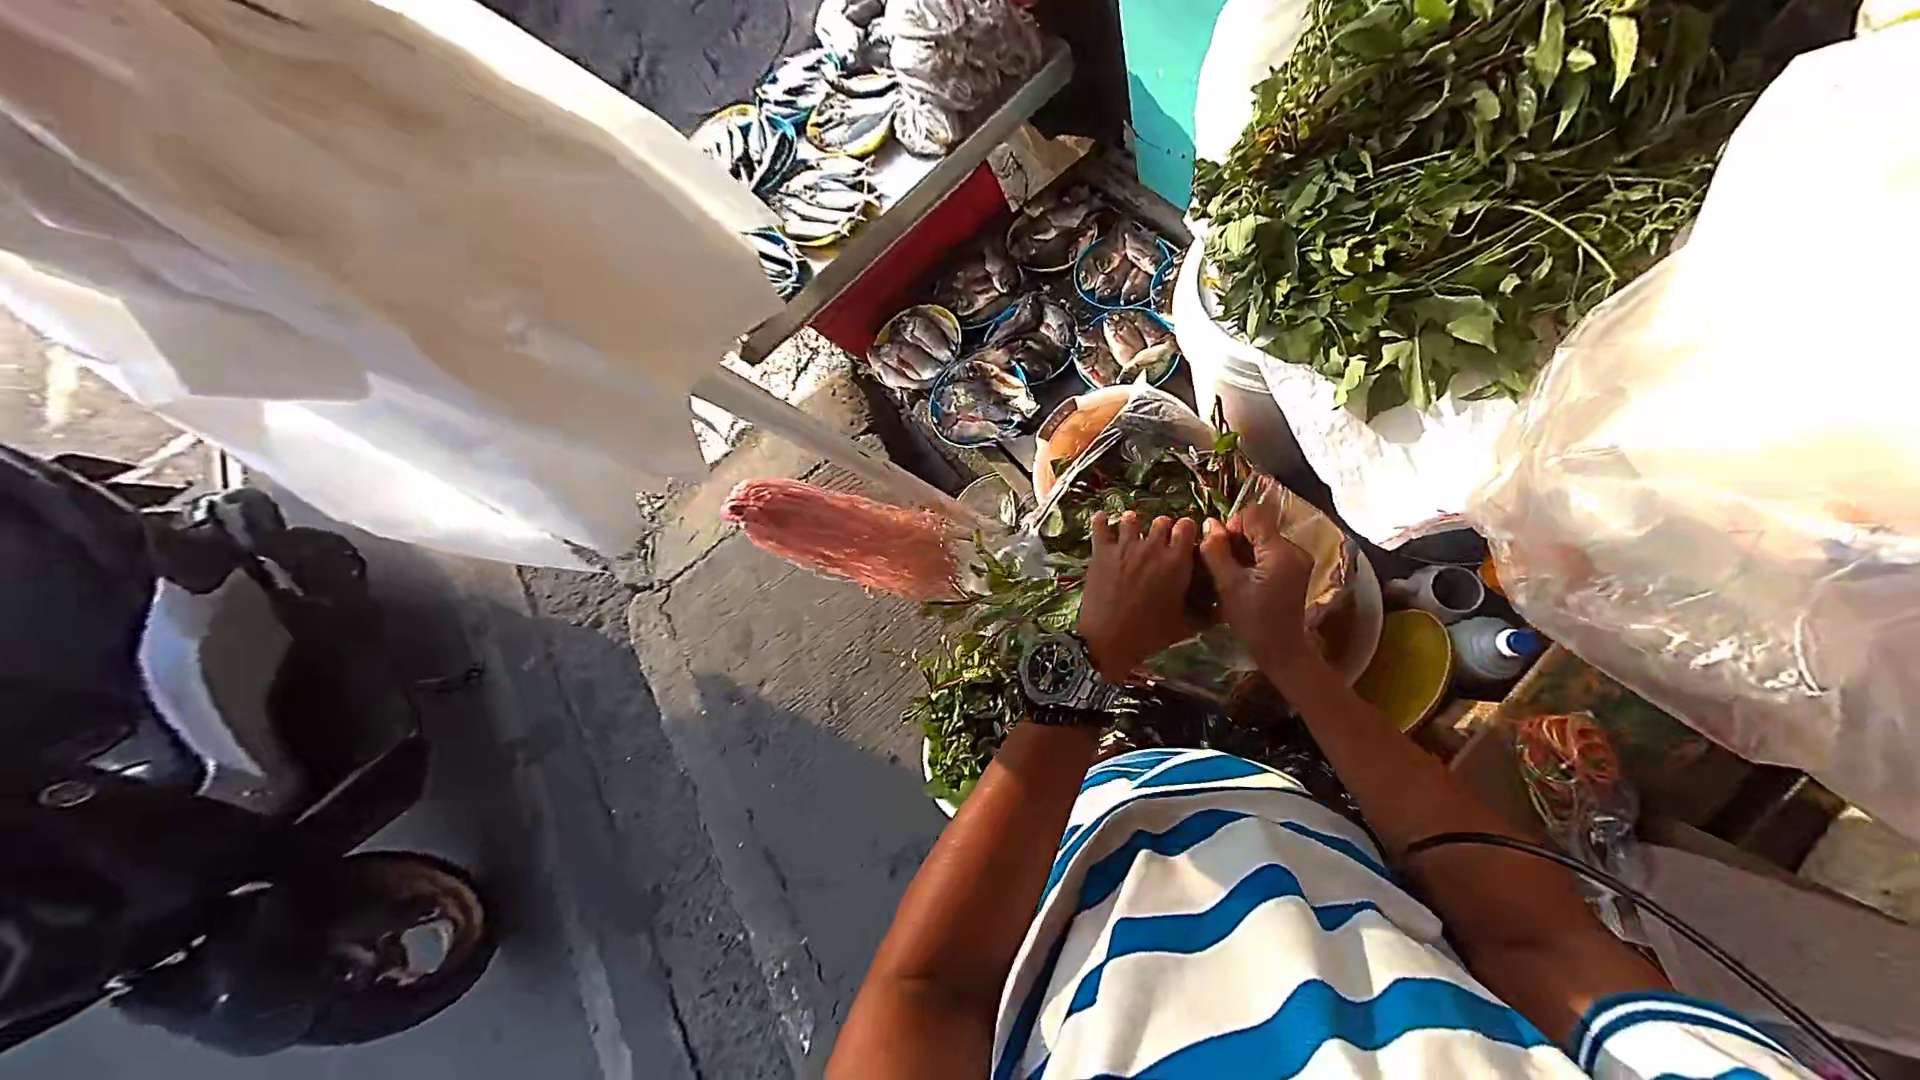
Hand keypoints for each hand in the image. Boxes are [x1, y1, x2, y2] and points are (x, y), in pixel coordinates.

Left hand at [1076, 511, 1199, 681]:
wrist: (1109, 640)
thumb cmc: (1150, 634)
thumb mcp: (1185, 626)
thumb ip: (1206, 614)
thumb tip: (1223, 610)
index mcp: (1177, 561)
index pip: (1187, 527)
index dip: (1186, 530)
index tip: (1184, 537)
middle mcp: (1152, 547)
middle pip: (1162, 521)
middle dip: (1163, 527)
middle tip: (1160, 538)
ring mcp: (1125, 547)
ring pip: (1132, 520)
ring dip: (1134, 522)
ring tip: (1133, 526)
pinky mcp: (1101, 552)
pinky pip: (1100, 527)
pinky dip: (1101, 521)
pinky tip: (1102, 518)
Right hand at [1197, 478, 1314, 670]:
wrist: (1281, 650)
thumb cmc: (1253, 620)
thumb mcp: (1228, 584)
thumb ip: (1215, 551)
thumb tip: (1208, 524)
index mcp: (1281, 552)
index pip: (1254, 515)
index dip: (1232, 526)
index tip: (1219, 548)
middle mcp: (1294, 550)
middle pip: (1259, 526)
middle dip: (1236, 539)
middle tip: (1221, 563)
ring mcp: (1296, 560)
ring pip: (1262, 538)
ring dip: (1242, 549)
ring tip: (1230, 572)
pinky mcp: (1293, 569)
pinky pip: (1268, 551)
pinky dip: (1251, 558)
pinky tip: (1241, 577)